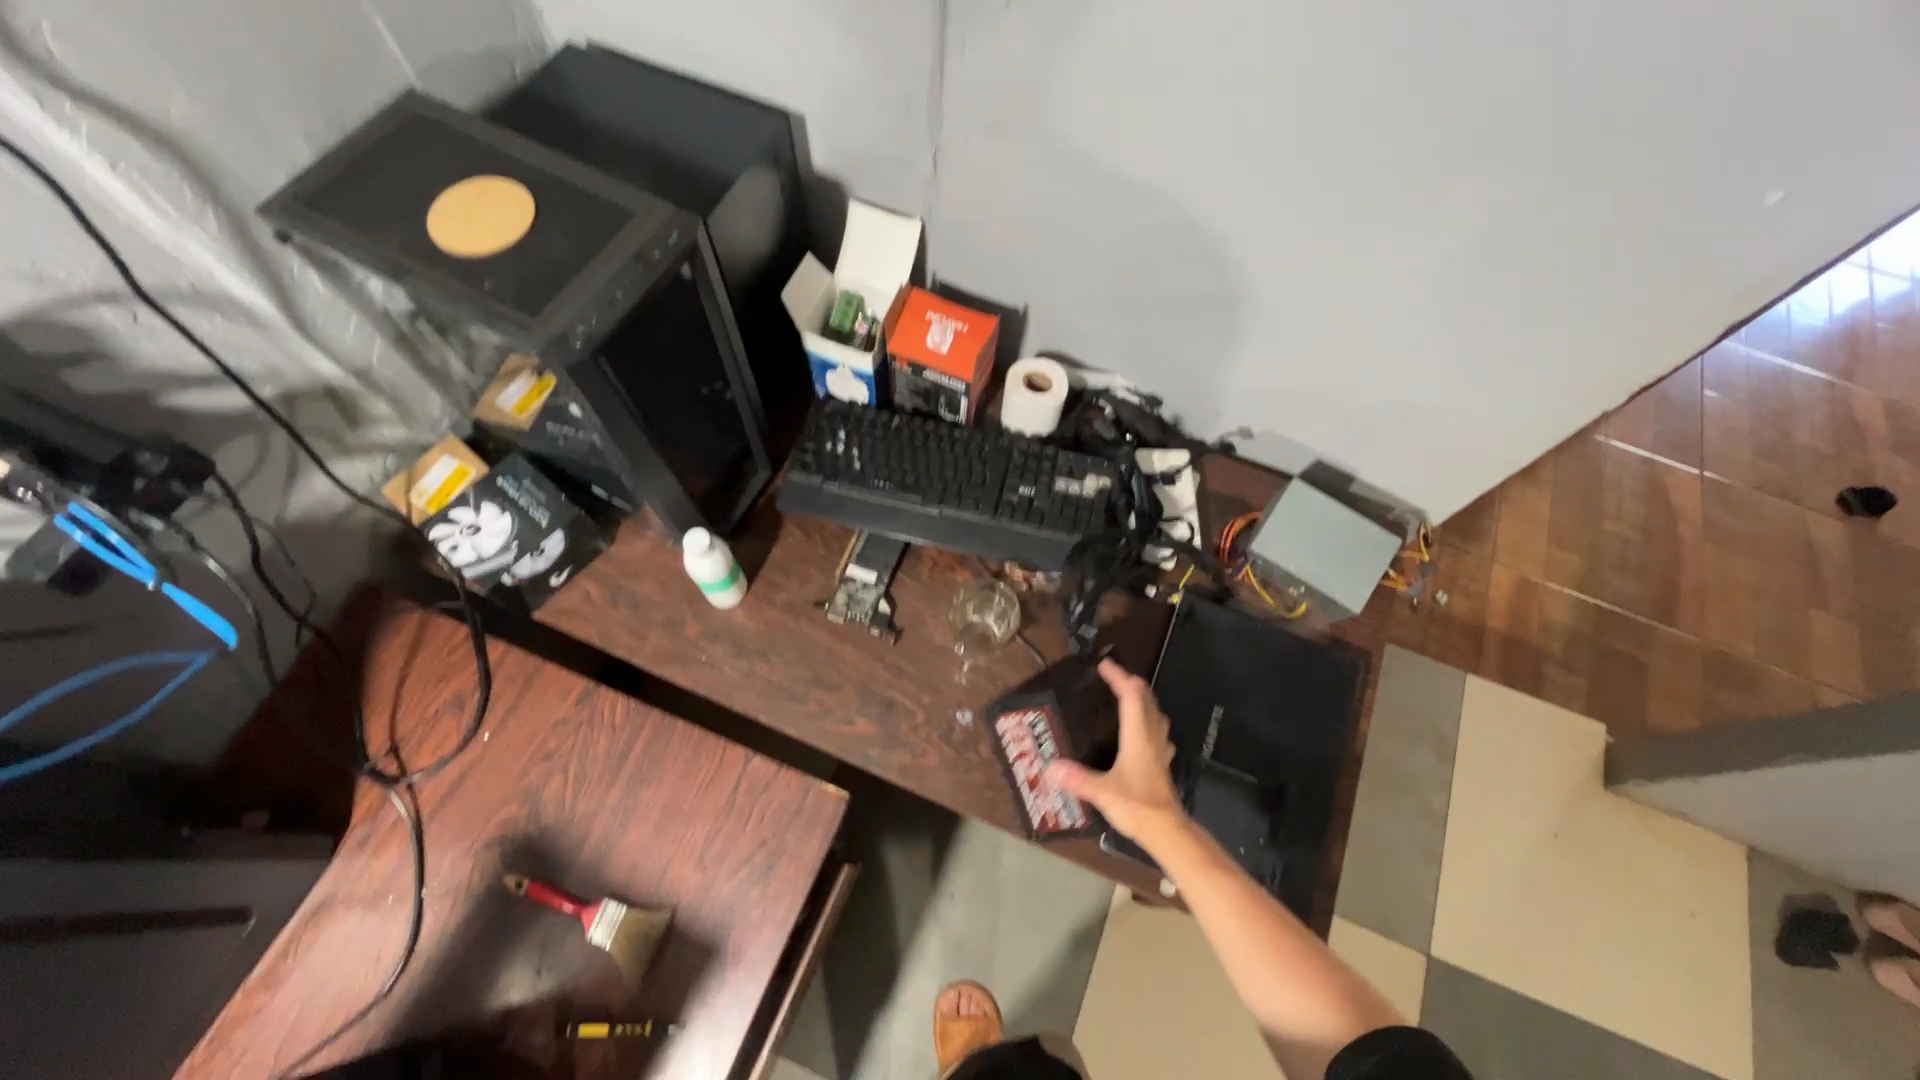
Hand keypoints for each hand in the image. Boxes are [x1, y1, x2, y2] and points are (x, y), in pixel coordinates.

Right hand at [1047, 659, 1184, 842]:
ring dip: (1144, 700)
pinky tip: (1144, 733)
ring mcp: (1160, 751)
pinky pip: (1159, 733)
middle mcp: (1151, 738)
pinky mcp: (1163, 765)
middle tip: (1114, 677)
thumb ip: (1077, 778)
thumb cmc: (1137, 806)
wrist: (1168, 831)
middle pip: (1147, 700)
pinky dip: (1150, 722)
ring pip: (1156, 715)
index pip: (1131, 696)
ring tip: (1130, 697)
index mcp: (1137, 736)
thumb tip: (1051, 767)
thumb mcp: (1102, 792)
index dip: (1118, 677)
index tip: (1104, 665)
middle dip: (1132, 683)